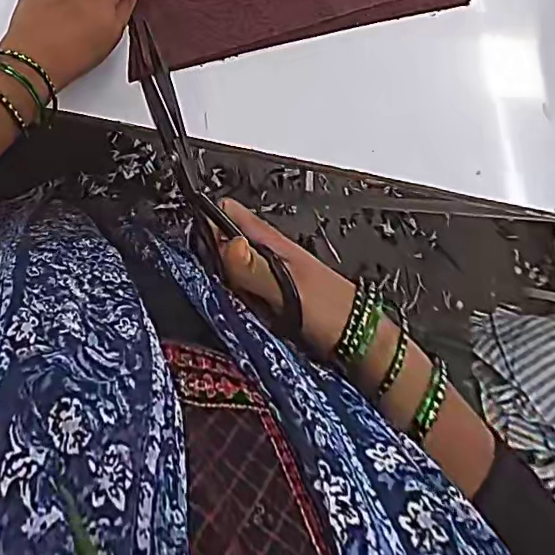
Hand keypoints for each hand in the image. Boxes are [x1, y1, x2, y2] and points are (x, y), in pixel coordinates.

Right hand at [216, 198, 357, 360]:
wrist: (357, 341)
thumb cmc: (331, 310)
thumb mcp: (286, 287)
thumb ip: (253, 267)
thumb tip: (225, 243)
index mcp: (268, 239)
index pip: (224, 213)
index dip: (206, 224)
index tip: (197, 249)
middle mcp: (264, 252)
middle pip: (221, 245)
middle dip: (211, 262)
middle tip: (219, 285)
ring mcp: (265, 274)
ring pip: (229, 271)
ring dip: (224, 286)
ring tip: (236, 304)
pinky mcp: (267, 296)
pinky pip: (240, 293)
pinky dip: (236, 302)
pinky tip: (244, 315)